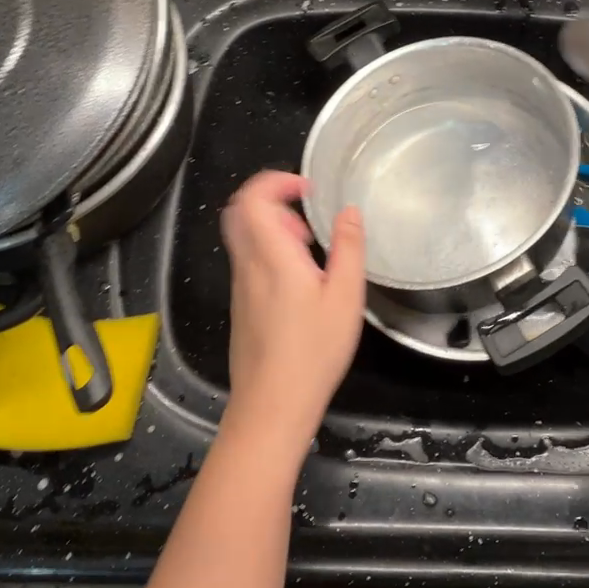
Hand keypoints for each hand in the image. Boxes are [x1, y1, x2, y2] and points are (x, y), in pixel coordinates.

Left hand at [219, 171, 365, 441]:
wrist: (271, 406)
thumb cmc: (313, 351)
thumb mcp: (346, 297)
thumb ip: (348, 248)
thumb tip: (349, 211)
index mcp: (270, 255)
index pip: (252, 198)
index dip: (275, 181)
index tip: (306, 188)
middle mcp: (247, 266)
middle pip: (239, 212)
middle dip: (271, 200)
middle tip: (305, 215)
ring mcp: (240, 287)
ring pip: (243, 238)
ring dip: (273, 228)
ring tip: (310, 249)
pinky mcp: (241, 307)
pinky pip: (248, 262)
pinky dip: (270, 253)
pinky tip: (301, 283)